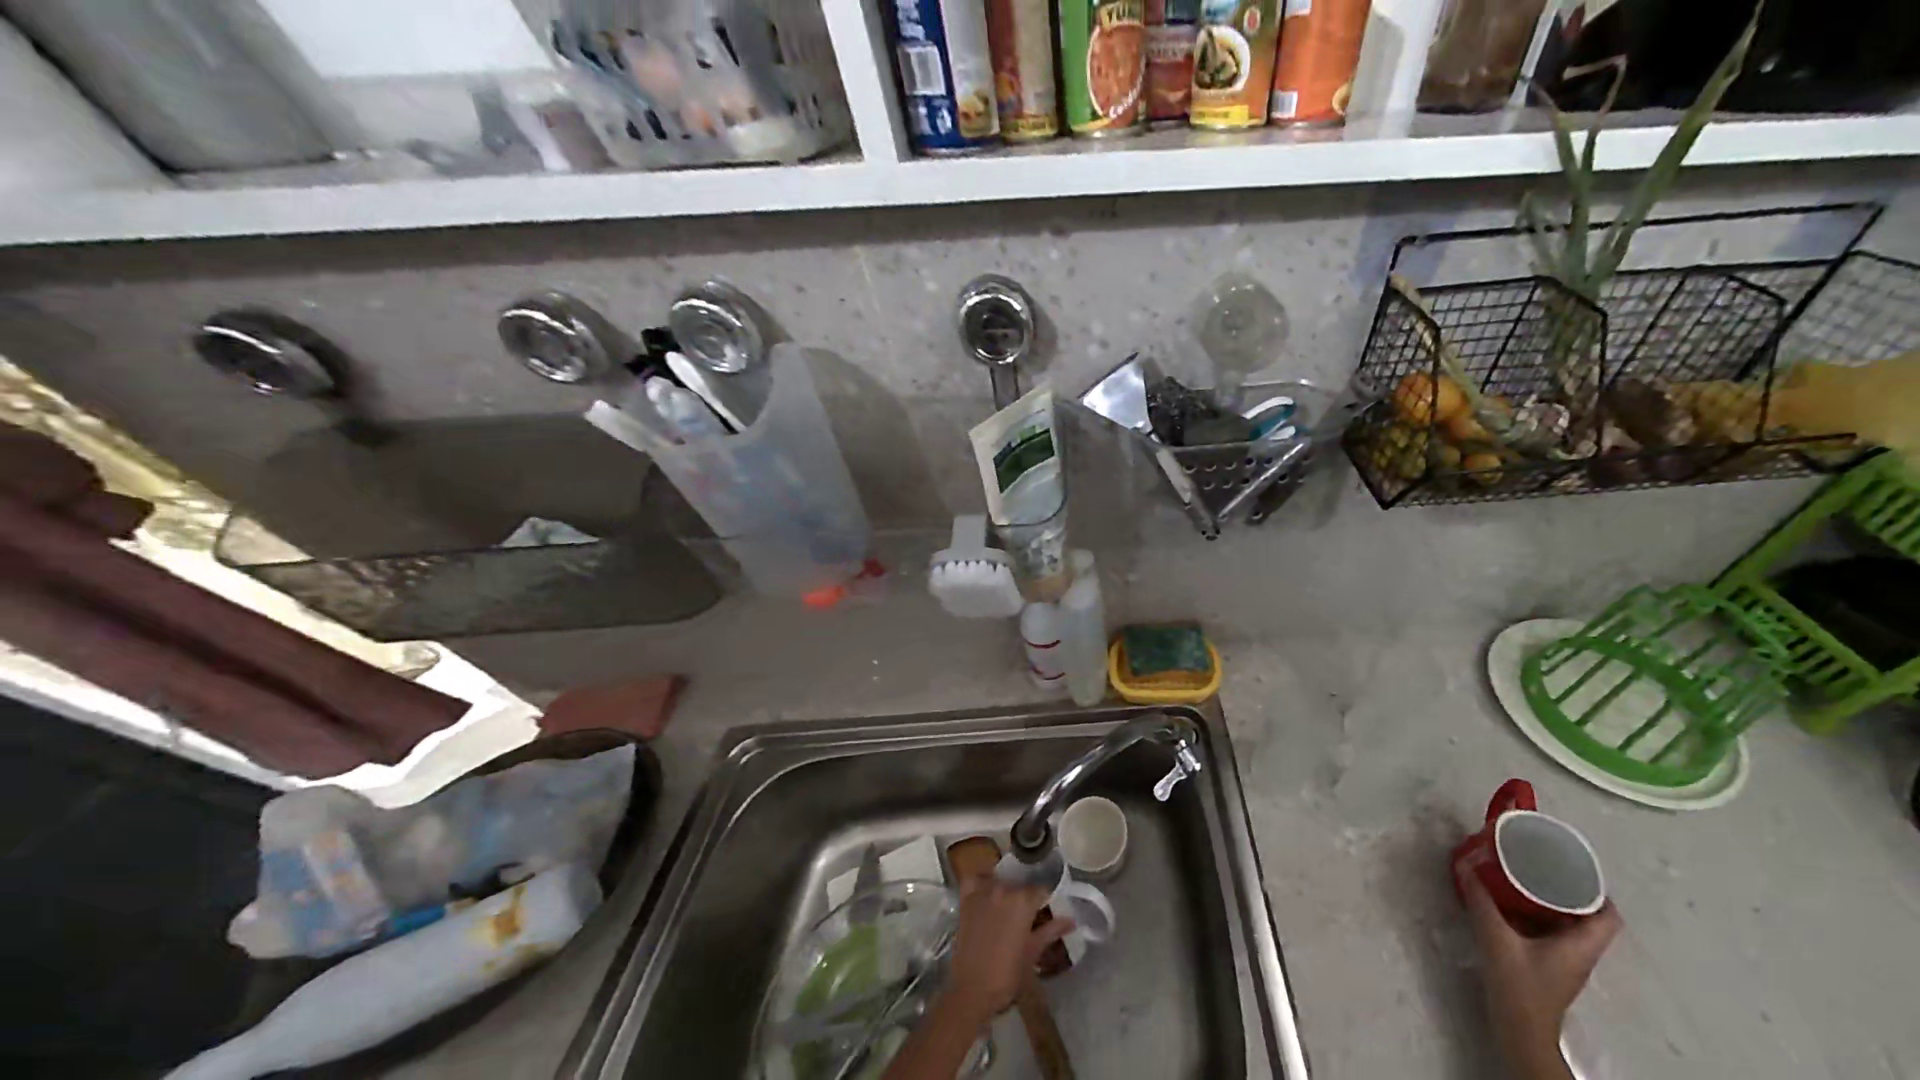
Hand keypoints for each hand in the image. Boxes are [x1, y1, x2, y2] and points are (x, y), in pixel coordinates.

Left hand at [942, 876, 1074, 1024]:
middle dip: (1025, 898)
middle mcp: (1004, 889)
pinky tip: (985, 892)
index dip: (1046, 901)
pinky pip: (974, 880)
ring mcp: (983, 892)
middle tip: (1027, 916)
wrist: (974, 988)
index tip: (1047, 910)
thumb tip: (1071, 920)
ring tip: (1007, 909)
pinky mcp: (966, 899)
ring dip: (1005, 890)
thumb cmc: (1008, 973)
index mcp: (1023, 901)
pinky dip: (980, 882)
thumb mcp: (1033, 951)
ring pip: (999, 881)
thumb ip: (1051, 930)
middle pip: (1020, 885)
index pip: (1041, 890)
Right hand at [1457, 863, 1620, 1079]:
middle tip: (1535, 866)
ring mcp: (1564, 961)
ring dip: (1546, 902)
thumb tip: (1465, 863)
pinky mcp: (1548, 966)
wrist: (1519, 1028)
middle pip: (1585, 916)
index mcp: (1581, 945)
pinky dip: (1534, 916)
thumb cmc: (1518, 984)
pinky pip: (1548, 933)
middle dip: (1563, 890)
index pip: (1607, 916)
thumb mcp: (1496, 937)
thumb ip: (1480, 900)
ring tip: (1517, 879)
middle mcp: (1579, 952)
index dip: (1595, 891)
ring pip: (1565, 925)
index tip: (1568, 868)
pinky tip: (1507, 906)